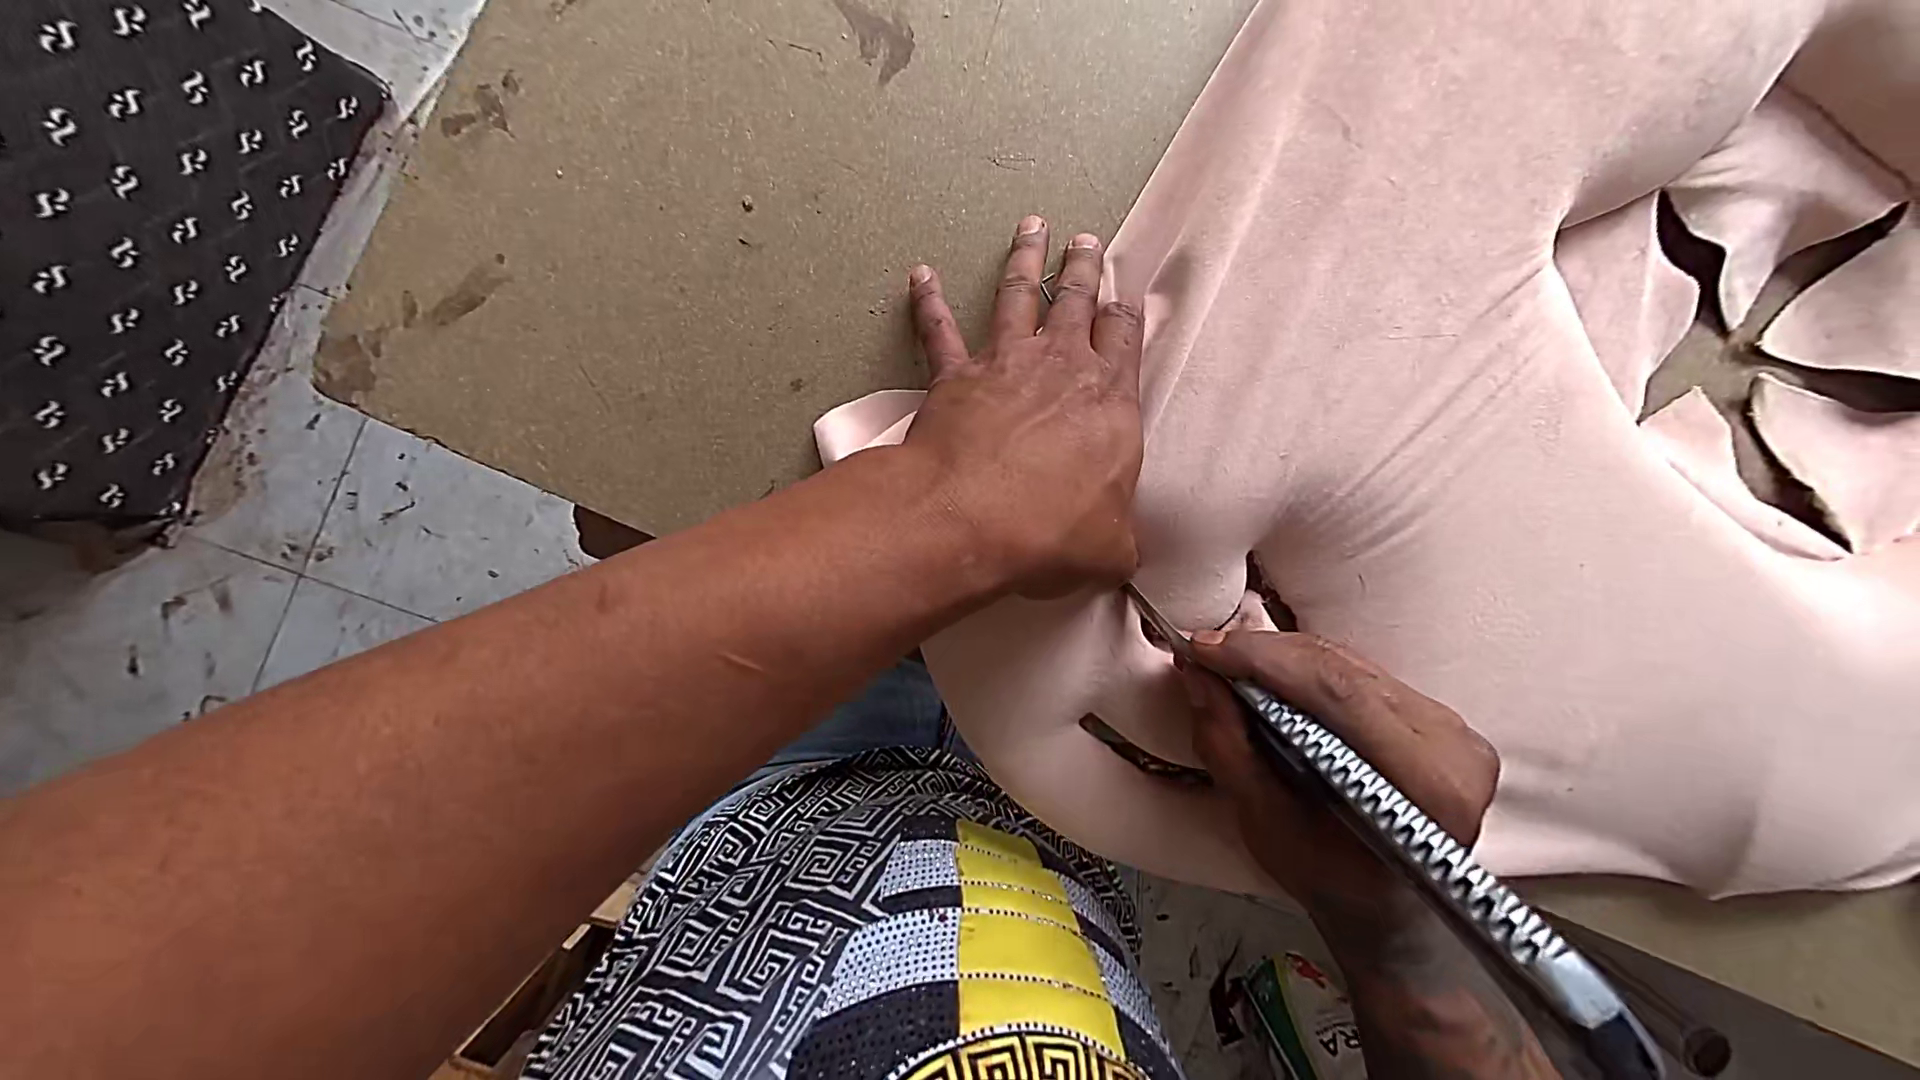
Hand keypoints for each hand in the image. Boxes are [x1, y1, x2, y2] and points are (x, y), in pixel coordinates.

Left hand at [903, 216, 1144, 598]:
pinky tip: (921, 274)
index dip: (1126, 316)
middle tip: (1087, 240)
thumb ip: (1121, 542)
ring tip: (1033, 226)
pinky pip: (939, 329)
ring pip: (1020, 295)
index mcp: (1111, 403)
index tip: (1125, 295)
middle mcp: (1062, 368)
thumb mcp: (1110, 549)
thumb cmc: (1050, 531)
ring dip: (1026, 258)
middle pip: (1079, 302)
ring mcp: (1006, 365)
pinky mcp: (955, 377)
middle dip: (1086, 268)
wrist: (975, 520)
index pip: (1125, 341)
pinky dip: (928, 301)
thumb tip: (1124, 554)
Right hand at [1182, 630, 1499, 915]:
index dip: (1262, 660)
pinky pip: (1349, 669)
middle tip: (1201, 651)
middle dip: (1259, 651)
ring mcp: (1446, 723)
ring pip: (1340, 660)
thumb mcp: (1264, 823)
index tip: (1201, 649)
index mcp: (1427, 782)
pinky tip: (1258, 669)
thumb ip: (1227, 746)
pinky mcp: (1428, 711)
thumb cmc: (1330, 879)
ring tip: (1220, 659)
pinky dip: (1294, 664)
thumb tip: (1196, 674)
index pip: (1336, 692)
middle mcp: (1450, 742)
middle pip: (1338, 668)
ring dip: (1273, 654)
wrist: (1386, 906)